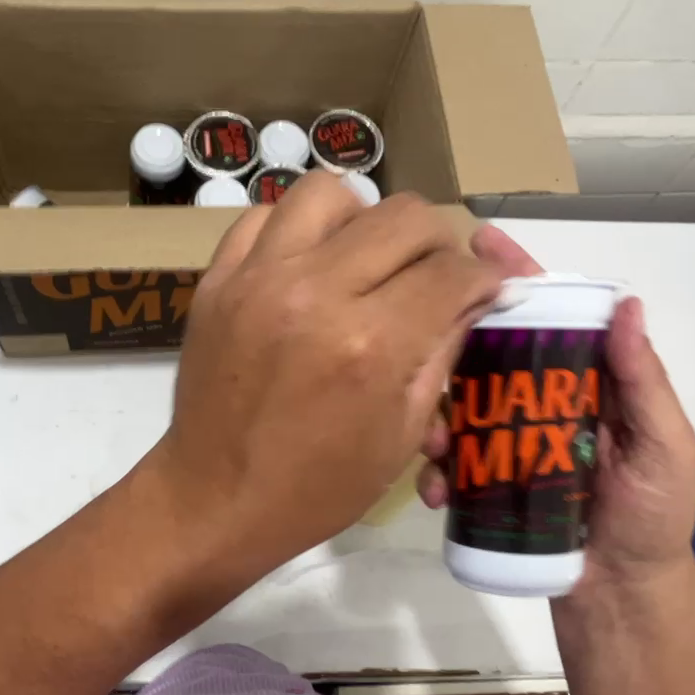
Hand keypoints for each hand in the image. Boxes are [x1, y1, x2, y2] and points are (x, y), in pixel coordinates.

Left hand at [147, 174, 512, 583]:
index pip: (452, 271)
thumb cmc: (315, 488)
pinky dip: (298, 231)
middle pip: (406, 217)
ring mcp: (258, 279)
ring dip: (364, 222)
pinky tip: (306, 268)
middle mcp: (315, 293)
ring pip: (331, 193)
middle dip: (437, 245)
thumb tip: (471, 294)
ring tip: (364, 262)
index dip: (481, 279)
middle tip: (431, 279)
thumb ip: (441, 352)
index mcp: (371, 345)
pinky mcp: (217, 281)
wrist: (213, 500)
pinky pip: (266, 217)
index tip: (481, 292)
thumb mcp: (400, 436)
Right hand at [418, 273, 694, 600]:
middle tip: (424, 350)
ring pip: (459, 408)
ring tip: (431, 440)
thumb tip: (625, 304)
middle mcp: (541, 403)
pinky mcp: (486, 482)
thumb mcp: (664, 446)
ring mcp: (509, 443)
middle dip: (453, 349)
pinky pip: (450, 463)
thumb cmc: (653, 516)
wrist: (619, 590)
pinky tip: (433, 488)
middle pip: (490, 357)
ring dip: (434, 415)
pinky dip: (435, 470)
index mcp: (585, 383)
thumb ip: (645, 383)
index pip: (551, 317)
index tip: (479, 244)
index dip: (517, 279)